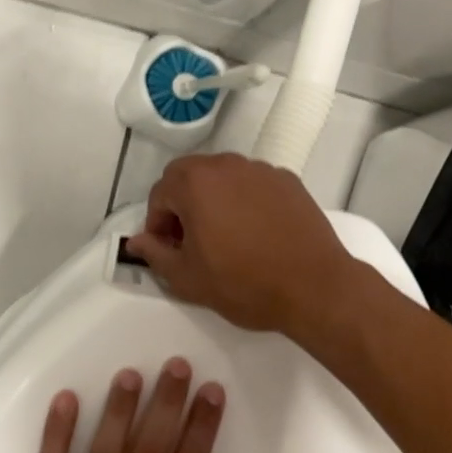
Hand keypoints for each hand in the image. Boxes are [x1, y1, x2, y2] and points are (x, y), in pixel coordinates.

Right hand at [125, 153, 361, 336]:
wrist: (314, 287)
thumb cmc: (244, 284)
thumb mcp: (188, 278)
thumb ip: (156, 255)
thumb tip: (137, 242)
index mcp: (196, 183)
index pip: (160, 194)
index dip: (156, 224)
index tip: (166, 250)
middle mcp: (227, 165)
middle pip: (190, 176)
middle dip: (182, 205)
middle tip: (190, 241)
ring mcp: (261, 170)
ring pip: (223, 178)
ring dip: (213, 200)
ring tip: (224, 237)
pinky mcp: (288, 181)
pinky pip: (253, 185)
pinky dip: (244, 201)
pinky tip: (255, 233)